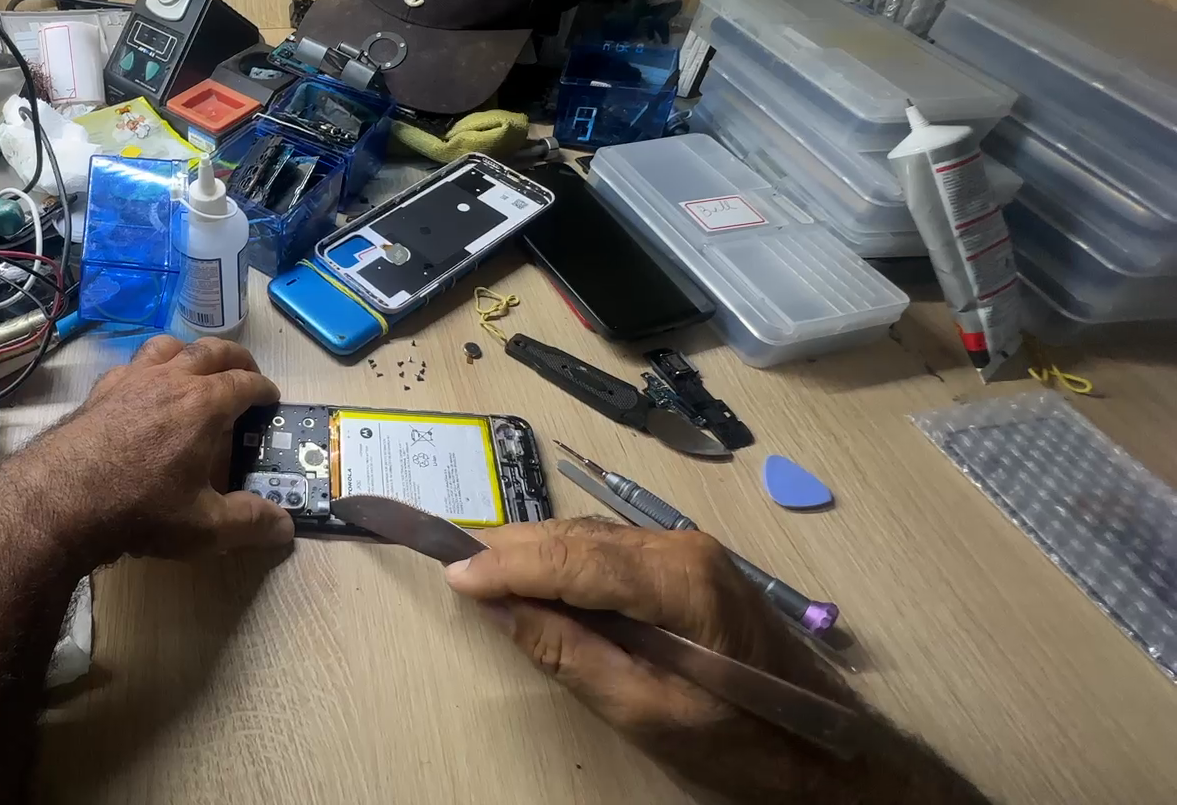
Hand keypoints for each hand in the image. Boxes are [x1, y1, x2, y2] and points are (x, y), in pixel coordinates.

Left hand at [0, 335, 294, 566]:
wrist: (62, 499)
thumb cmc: (142, 509)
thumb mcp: (205, 527)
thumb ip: (250, 523)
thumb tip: (287, 527)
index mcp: (205, 404)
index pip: (245, 383)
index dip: (263, 388)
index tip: (270, 398)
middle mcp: (172, 379)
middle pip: (212, 350)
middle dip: (235, 358)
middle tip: (245, 373)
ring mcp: (133, 378)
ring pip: (169, 346)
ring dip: (190, 352)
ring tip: (195, 369)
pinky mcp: (101, 389)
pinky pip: (132, 364)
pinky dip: (148, 368)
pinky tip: (143, 390)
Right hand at [445, 520, 985, 802]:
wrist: (840, 757)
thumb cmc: (746, 744)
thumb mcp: (648, 712)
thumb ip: (566, 652)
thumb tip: (494, 604)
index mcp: (678, 581)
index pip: (570, 558)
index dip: (505, 563)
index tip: (452, 573)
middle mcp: (677, 544)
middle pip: (570, 537)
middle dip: (510, 551)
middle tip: (457, 568)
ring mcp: (681, 545)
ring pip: (581, 535)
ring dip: (529, 553)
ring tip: (482, 571)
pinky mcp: (679, 557)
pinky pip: (600, 546)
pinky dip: (558, 559)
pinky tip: (535, 577)